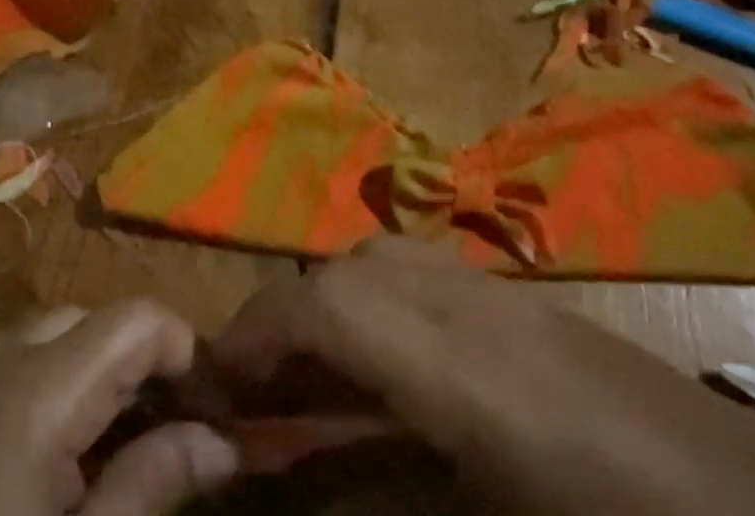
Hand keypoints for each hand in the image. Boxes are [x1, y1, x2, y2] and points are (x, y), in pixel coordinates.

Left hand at [0, 300, 237, 515]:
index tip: (210, 409)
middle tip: (176, 425)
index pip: (135, 319)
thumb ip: (153, 482)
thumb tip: (223, 442)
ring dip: (102, 369)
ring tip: (130, 437)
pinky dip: (61, 382)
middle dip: (142, 359)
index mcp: (36, 392)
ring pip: (55, 337)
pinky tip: (73, 448)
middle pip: (93, 320)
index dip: (184, 351)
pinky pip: (19, 365)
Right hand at [209, 238, 754, 515]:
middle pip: (351, 270)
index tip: (215, 383)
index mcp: (471, 374)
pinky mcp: (540, 314)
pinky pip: (428, 284)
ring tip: (307, 379)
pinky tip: (386, 375)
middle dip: (283, 318)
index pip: (332, 304)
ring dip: (329, 308)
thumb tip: (304, 476)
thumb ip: (385, 489)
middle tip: (252, 388)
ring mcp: (516, 305)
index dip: (258, 332)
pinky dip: (377, 312)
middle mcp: (484, 314)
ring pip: (387, 264)